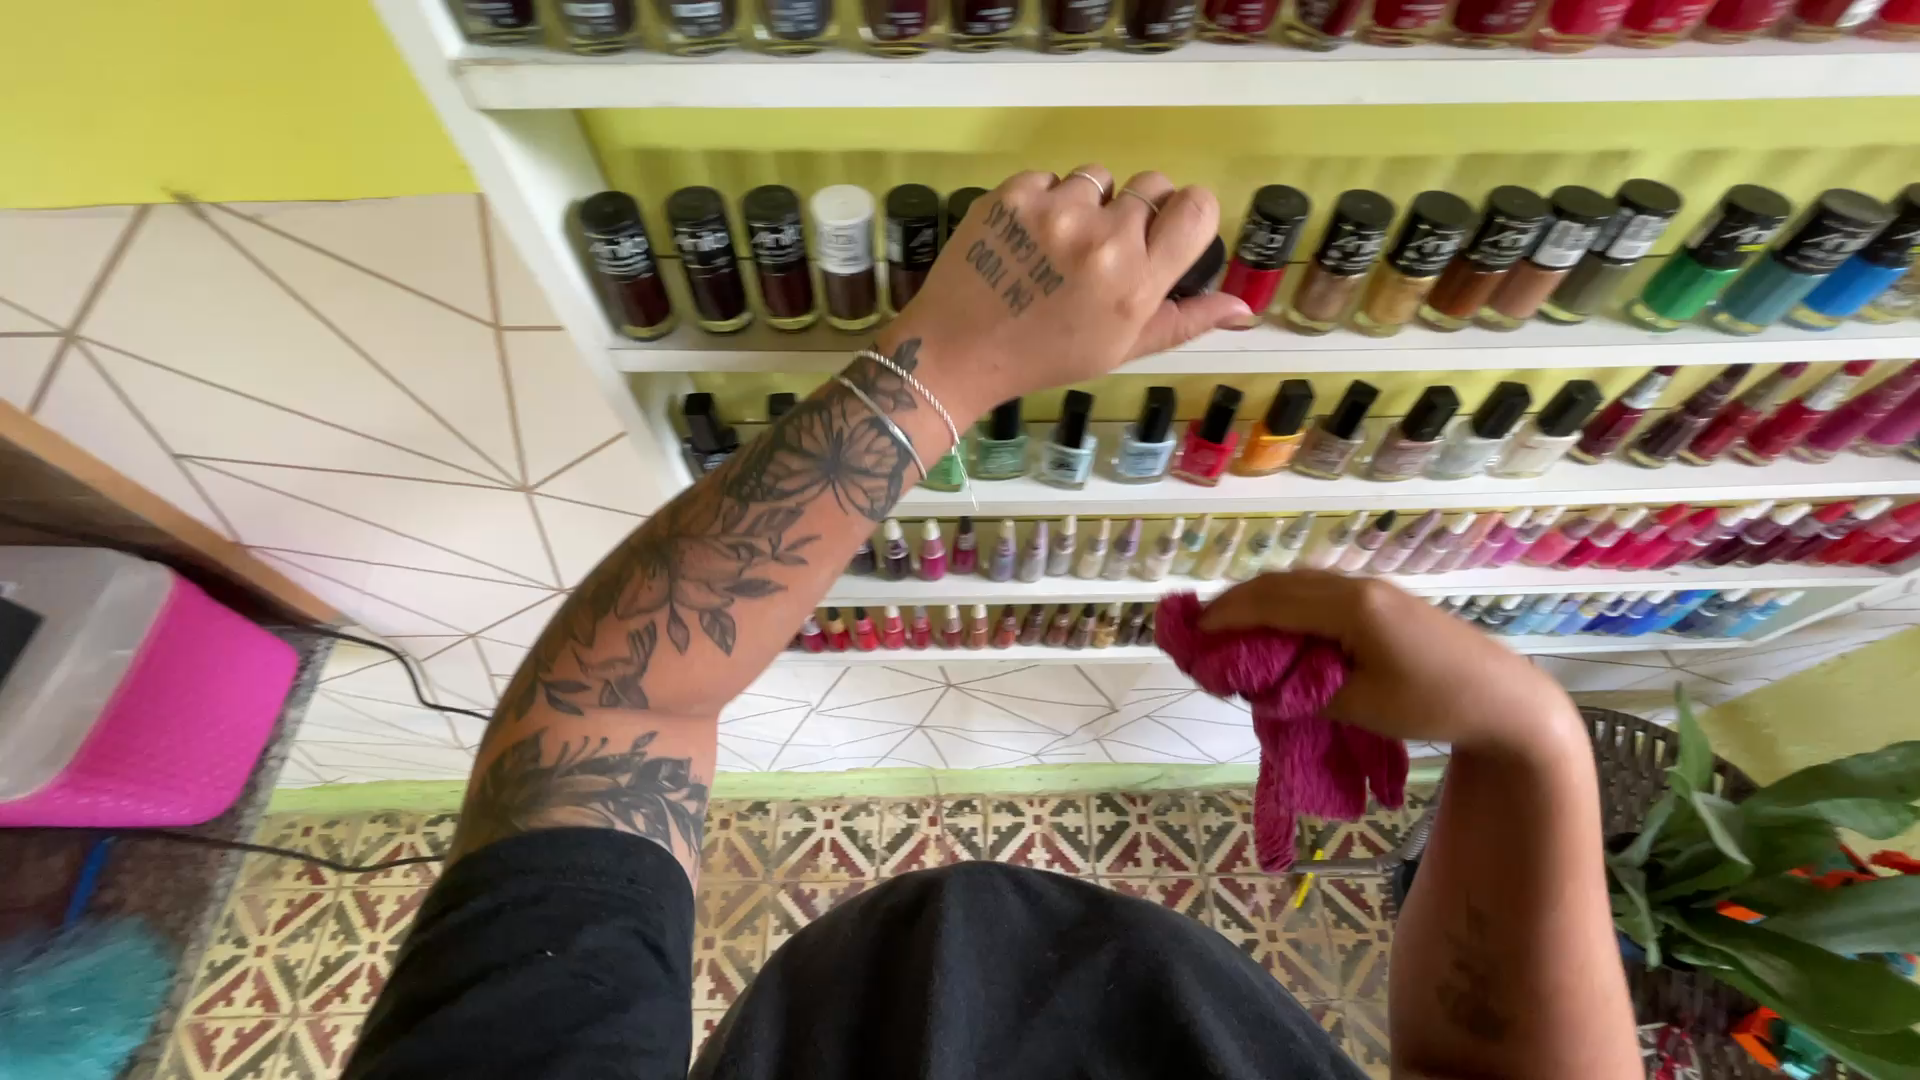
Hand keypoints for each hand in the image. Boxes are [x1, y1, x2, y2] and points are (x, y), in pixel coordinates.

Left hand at [876, 166, 1254, 421]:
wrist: (959, 352)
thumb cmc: (1045, 357)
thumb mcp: (1119, 350)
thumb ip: (1182, 322)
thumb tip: (1243, 308)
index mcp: (1136, 284)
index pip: (1197, 206)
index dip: (1184, 216)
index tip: (1161, 236)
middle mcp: (1104, 241)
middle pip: (1151, 185)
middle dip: (1135, 214)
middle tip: (1100, 254)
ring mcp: (1055, 212)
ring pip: (1097, 178)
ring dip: (1086, 205)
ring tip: (1055, 250)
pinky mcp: (1013, 195)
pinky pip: (1049, 179)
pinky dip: (1042, 203)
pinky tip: (1025, 242)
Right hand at [1201, 572, 1583, 755]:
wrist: (1507, 698)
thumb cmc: (1434, 704)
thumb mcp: (1361, 705)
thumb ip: (1302, 690)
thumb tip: (1256, 684)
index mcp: (1350, 607)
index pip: (1270, 603)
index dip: (1226, 616)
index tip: (1193, 634)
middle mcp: (1355, 586)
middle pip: (1277, 584)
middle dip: (1233, 603)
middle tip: (1201, 630)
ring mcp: (1369, 587)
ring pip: (1295, 582)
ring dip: (1257, 600)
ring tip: (1229, 627)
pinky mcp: (1378, 597)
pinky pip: (1314, 590)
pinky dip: (1282, 602)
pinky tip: (1274, 623)